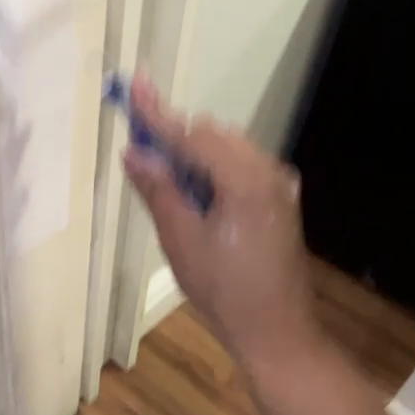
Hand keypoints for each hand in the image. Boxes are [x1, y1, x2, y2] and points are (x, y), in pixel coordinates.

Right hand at [123, 75, 319, 362]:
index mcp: (243, 180)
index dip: (158, 113)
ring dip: (192, 153)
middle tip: (140, 153)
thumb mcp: (181, 240)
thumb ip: (159, 189)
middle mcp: (267, 172)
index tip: (135, 84)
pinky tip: (195, 192)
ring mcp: (278, 185)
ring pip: (226, 147)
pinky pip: (240, 165)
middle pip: (211, 134)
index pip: (191, 135)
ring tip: (165, 181)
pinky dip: (212, 167)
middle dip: (174, 135)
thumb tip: (134, 152)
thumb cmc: (223, 290)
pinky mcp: (279, 199)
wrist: (276, 330)